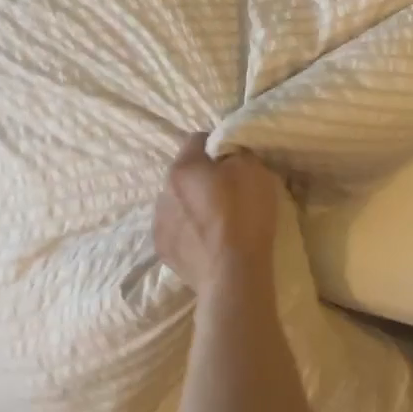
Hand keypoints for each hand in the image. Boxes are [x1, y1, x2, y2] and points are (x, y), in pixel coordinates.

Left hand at [152, 133, 284, 295]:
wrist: (232, 272)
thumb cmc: (244, 213)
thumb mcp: (253, 168)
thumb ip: (236, 153)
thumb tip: (226, 155)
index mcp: (182, 169)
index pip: (196, 139)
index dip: (218, 143)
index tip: (236, 157)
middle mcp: (162, 193)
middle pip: (186, 173)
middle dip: (205, 175)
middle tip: (231, 187)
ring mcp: (159, 225)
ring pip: (179, 202)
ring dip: (195, 203)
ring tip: (220, 217)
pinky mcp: (164, 252)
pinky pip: (177, 228)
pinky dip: (191, 228)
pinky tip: (210, 237)